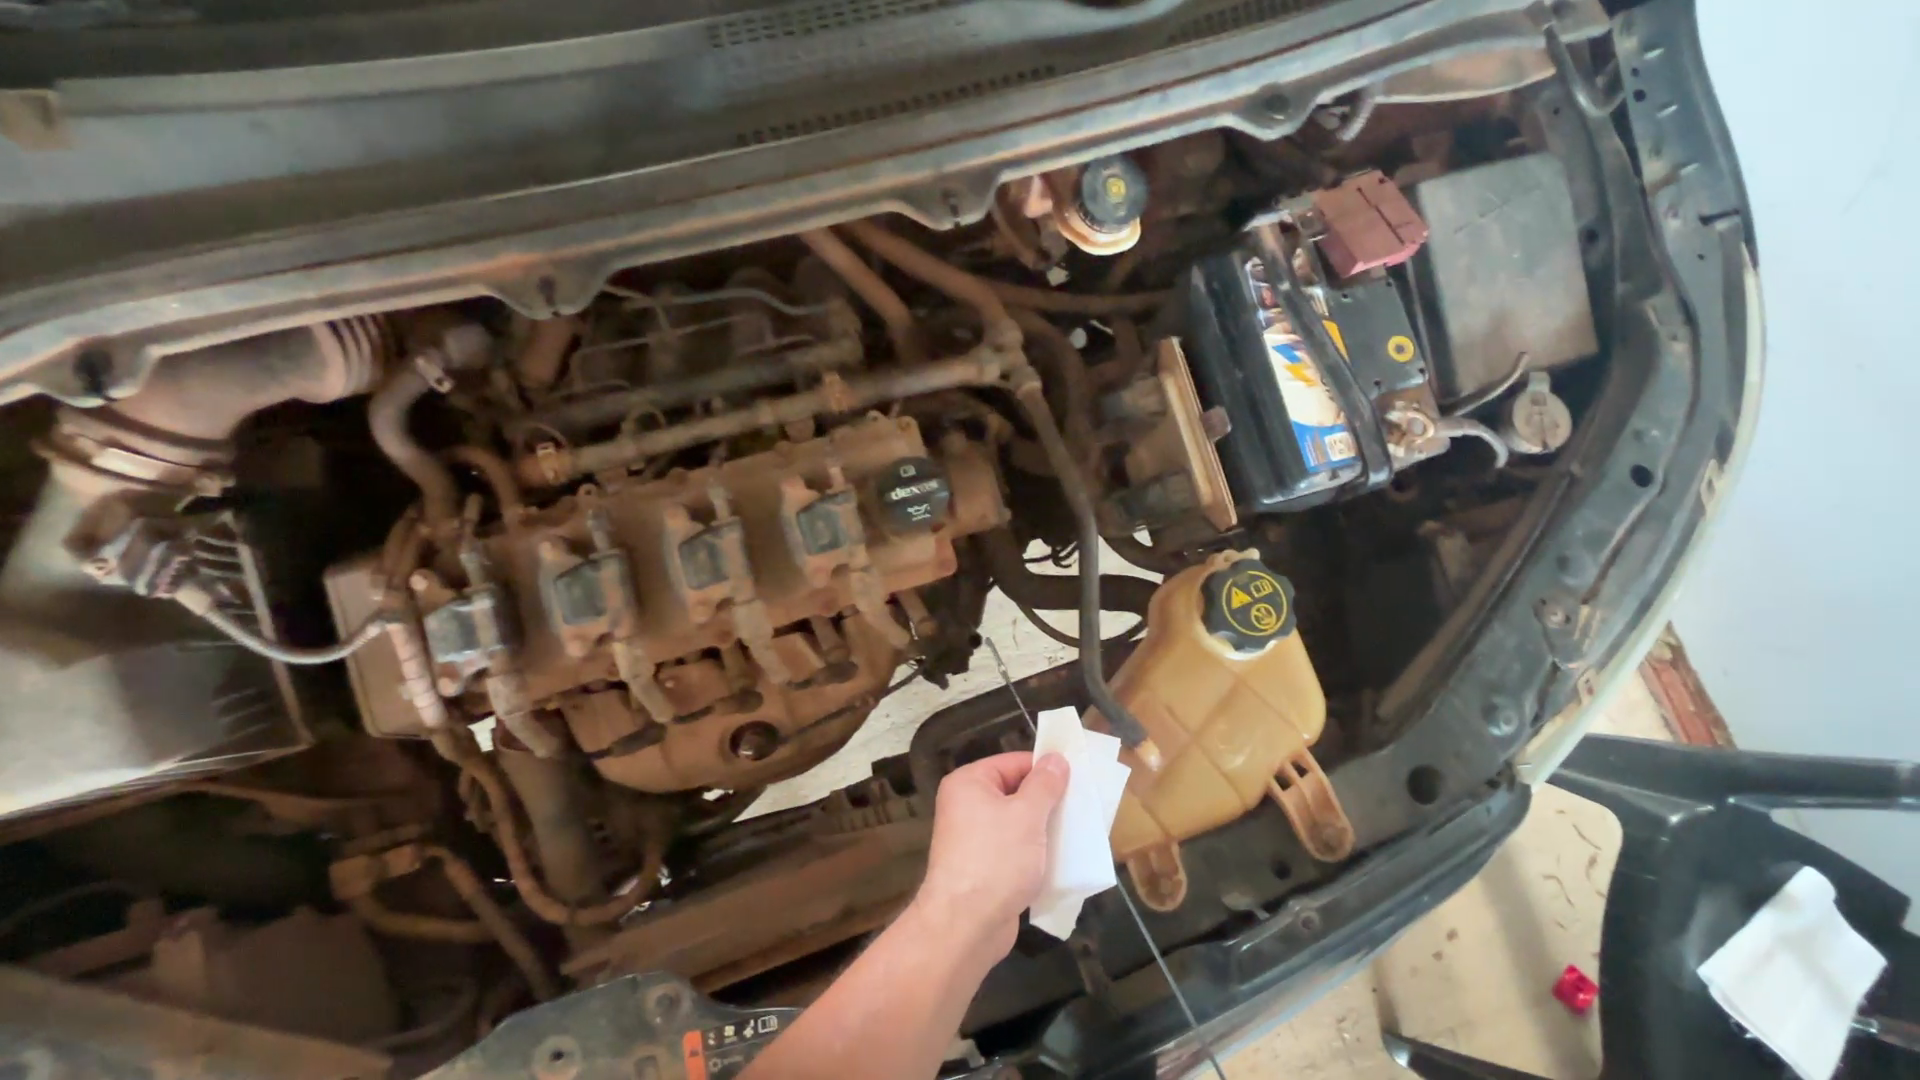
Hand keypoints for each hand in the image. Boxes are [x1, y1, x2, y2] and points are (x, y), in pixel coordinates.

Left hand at [912, 751, 1069, 958]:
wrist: (965, 925)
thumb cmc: (996, 859)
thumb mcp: (1027, 815)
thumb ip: (1044, 784)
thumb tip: (1056, 759)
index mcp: (969, 783)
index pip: (1013, 763)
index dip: (1045, 768)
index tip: (1078, 776)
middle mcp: (966, 806)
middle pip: (1015, 792)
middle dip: (1048, 801)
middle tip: (1083, 805)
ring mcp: (974, 839)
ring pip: (1018, 824)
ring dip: (1045, 829)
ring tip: (1078, 831)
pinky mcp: (984, 868)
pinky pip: (1015, 850)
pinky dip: (1036, 853)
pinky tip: (1062, 860)